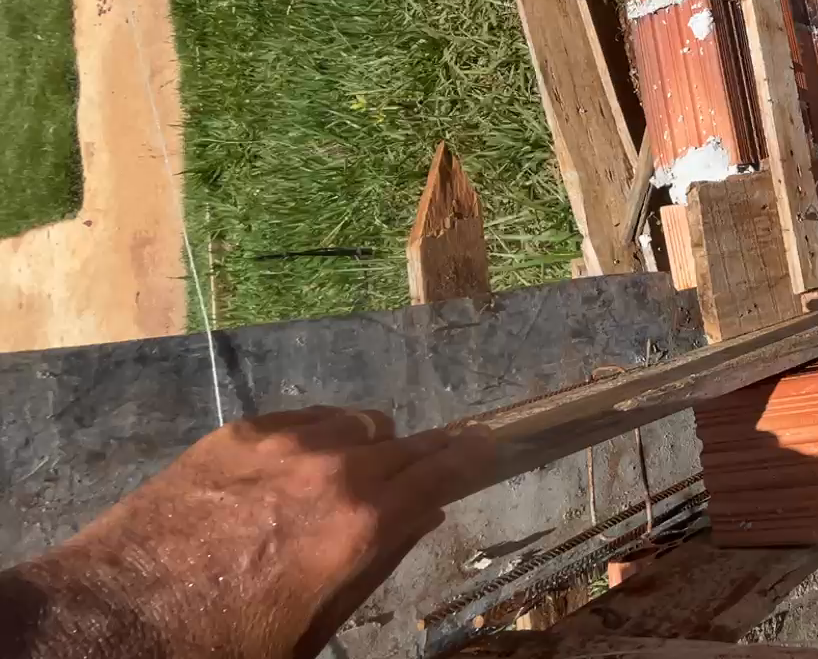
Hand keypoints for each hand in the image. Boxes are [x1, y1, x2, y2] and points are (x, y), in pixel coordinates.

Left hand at [1, 407, 495, 658]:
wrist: (88, 631)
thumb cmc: (216, 644)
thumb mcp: (312, 626)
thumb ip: (381, 562)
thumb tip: (429, 514)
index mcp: (363, 524)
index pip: (447, 468)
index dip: (476, 453)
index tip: (493, 443)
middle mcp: (341, 471)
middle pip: (415, 441)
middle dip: (432, 450)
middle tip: (438, 457)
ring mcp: (292, 444)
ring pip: (366, 423)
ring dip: (372, 445)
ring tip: (349, 473)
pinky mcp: (245, 431)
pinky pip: (313, 417)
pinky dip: (322, 436)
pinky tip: (296, 467)